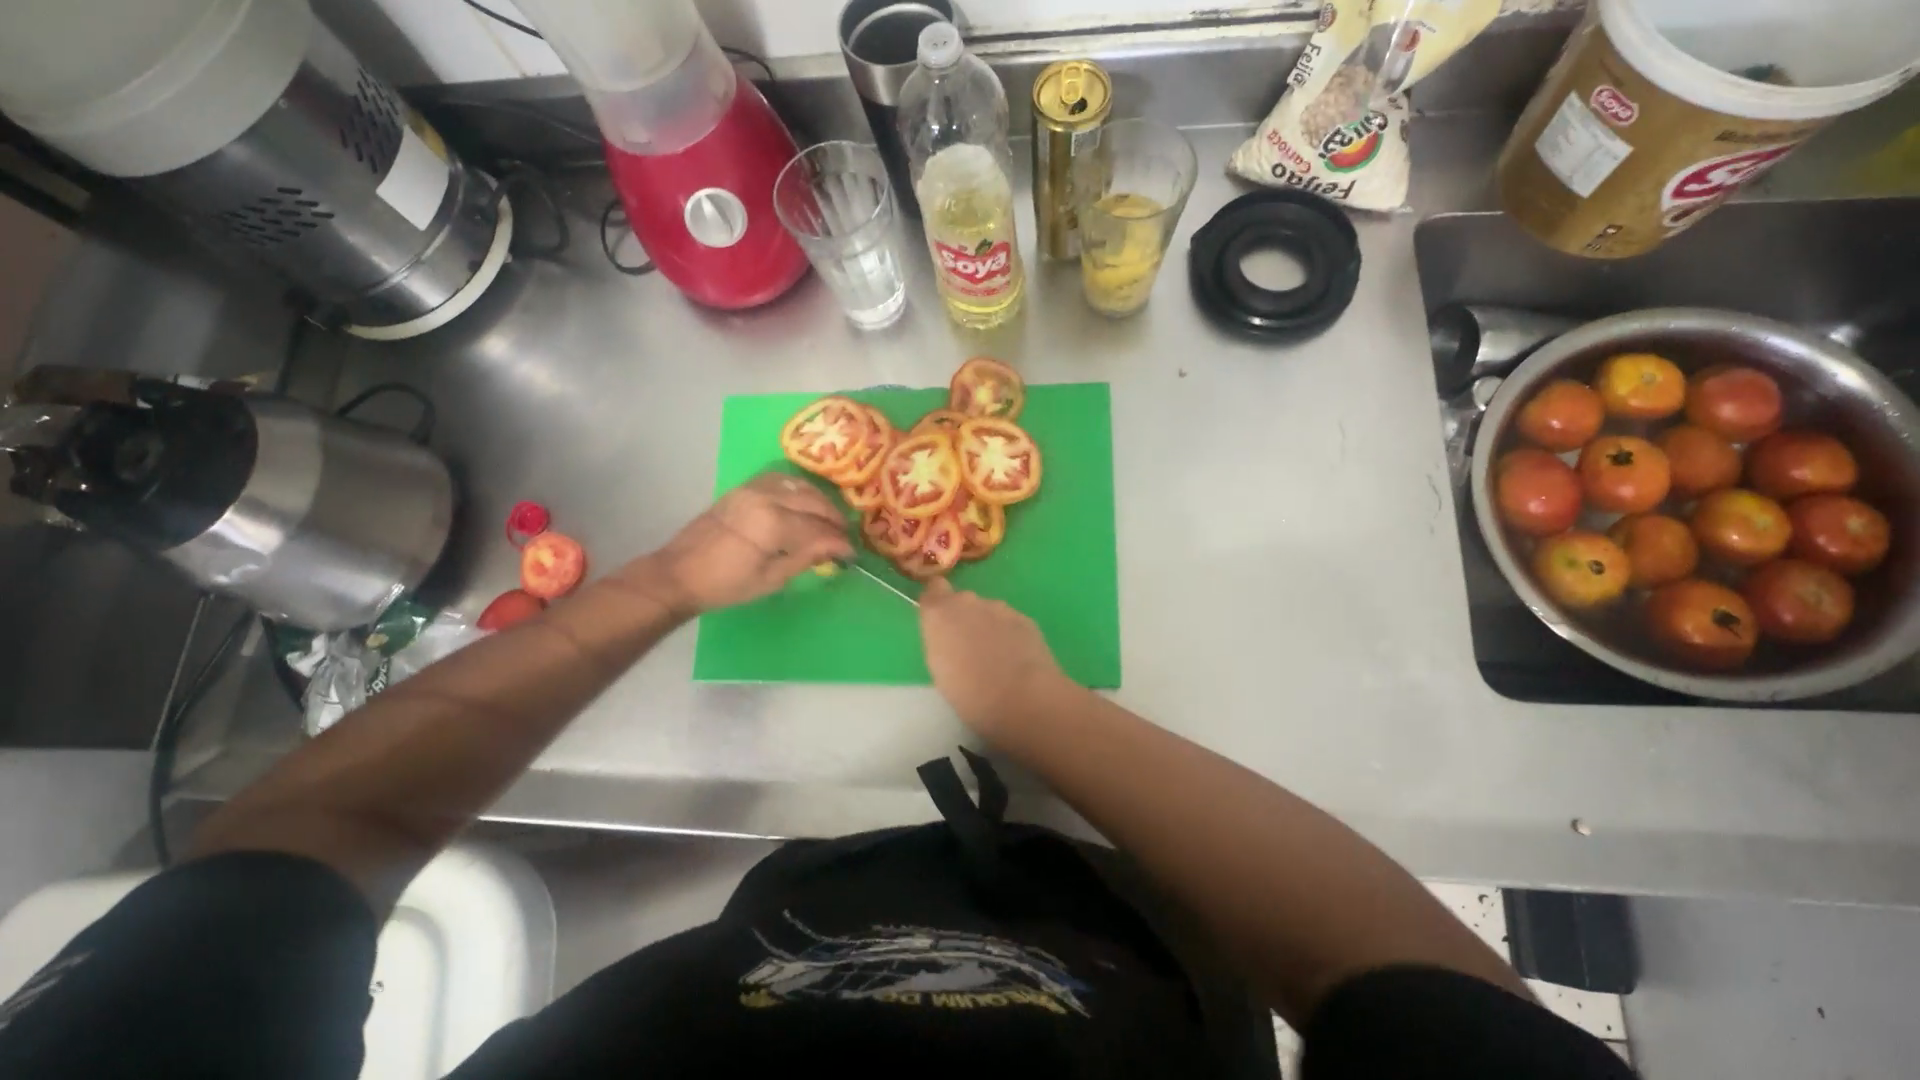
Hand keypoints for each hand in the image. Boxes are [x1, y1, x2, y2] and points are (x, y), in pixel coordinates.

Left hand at [635, 473, 852, 615]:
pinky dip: (797, 487)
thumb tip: (838, 549)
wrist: (679, 573)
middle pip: (812, 502)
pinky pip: (779, 478)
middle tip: (845, 536)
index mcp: (772, 524)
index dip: (838, 541)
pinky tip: (804, 500)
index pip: (817, 528)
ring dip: (818, 500)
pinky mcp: (742, 488)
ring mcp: (752, 489)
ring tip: (829, 518)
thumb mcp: (771, 579)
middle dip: (832, 519)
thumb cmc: (726, 585)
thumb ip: (806, 558)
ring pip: (798, 485)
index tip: (852, 553)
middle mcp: (765, 498)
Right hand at [918, 578, 1066, 735]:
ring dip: (988, 628)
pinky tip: (1016, 662)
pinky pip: (1010, 623)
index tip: (939, 621)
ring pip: (988, 612)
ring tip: (995, 660)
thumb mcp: (938, 668)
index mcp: (941, 613)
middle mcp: (969, 602)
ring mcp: (1001, 608)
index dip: (937, 602)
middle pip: (962, 602)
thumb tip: (947, 634)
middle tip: (967, 650)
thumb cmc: (969, 693)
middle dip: (963, 619)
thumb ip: (940, 641)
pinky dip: (1010, 636)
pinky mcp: (1026, 620)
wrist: (1022, 699)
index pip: (933, 588)